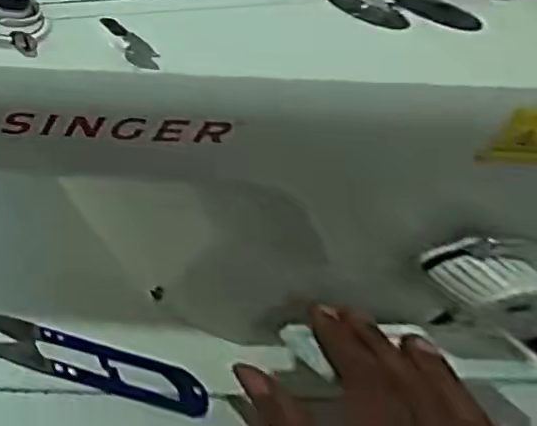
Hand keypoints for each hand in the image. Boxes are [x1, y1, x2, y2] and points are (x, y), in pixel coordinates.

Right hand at [233, 305, 491, 424]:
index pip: (361, 372)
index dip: (338, 338)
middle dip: (375, 343)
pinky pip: (478, 421)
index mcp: (378, 423)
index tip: (320, 312)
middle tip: (352, 313)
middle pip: (406, 382)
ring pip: (451, 402)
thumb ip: (281, 415)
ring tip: (407, 340)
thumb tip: (249, 373)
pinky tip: (448, 383)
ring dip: (426, 367)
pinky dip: (460, 395)